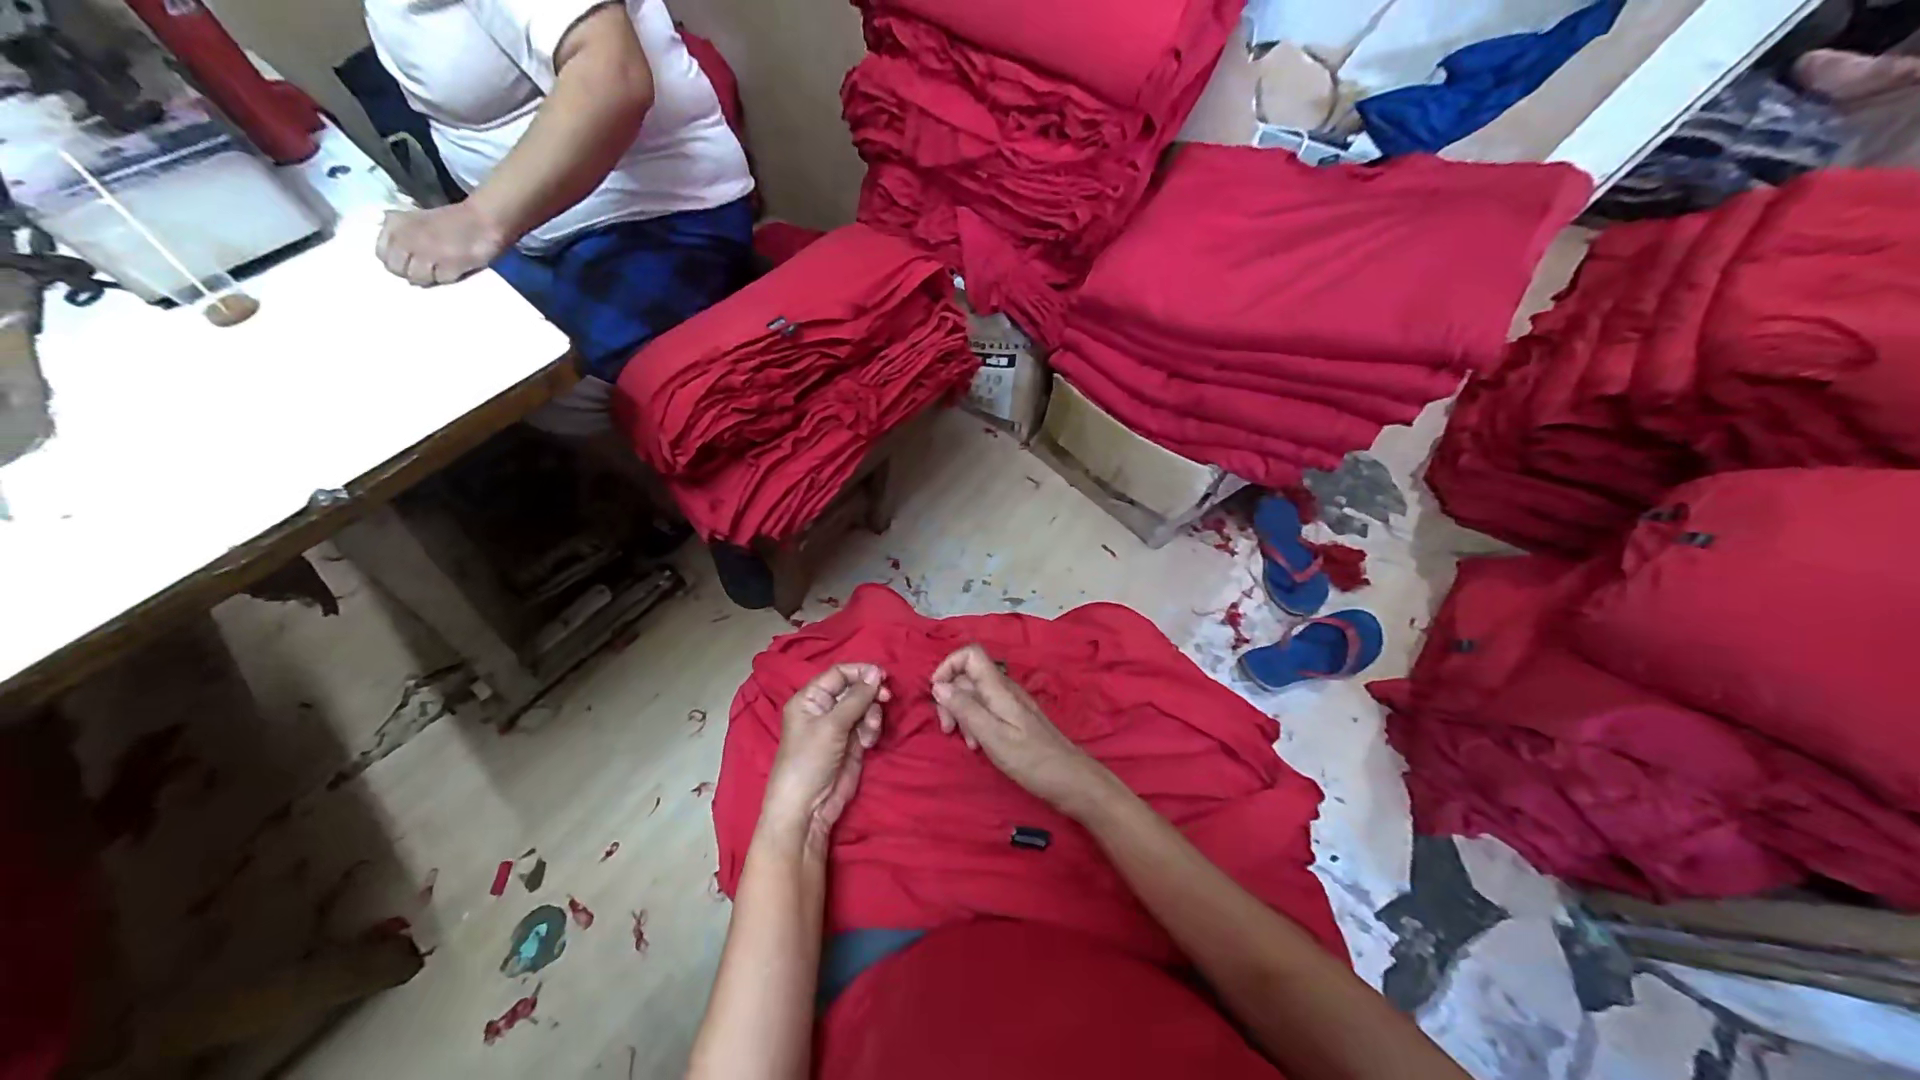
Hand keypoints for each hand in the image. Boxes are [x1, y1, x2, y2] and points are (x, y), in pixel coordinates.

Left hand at [375, 202, 511, 286]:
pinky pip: (440, 280)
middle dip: (408, 272)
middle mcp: (407, 239)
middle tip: (424, 270)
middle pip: (397, 269)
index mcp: (396, 225)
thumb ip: (403, 232)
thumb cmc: (453, 219)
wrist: (483, 220)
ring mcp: (427, 254)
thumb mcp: (417, 219)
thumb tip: (396, 251)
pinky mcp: (448, 265)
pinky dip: (446, 278)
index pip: (382, 253)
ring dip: (428, 278)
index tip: (408, 261)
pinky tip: (453, 270)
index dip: (395, 260)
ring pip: (417, 277)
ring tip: (438, 271)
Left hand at [761, 664, 889, 852]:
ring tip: (869, 731)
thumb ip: (856, 697)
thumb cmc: (810, 760)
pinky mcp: (851, 744)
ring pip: (864, 708)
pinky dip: (871, 730)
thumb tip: (876, 671)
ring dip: (872, 715)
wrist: (807, 808)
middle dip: (869, 694)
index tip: (882, 675)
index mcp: (809, 698)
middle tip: (886, 698)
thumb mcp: (832, 725)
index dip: (860, 672)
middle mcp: (823, 709)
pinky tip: (868, 743)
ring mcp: (838, 727)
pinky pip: (867, 726)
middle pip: (854, 689)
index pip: (838, 674)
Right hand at [930, 645, 1110, 815]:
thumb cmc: (1032, 761)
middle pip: (968, 676)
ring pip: (975, 694)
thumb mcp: (993, 736)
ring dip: (962, 714)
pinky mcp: (1015, 718)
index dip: (948, 666)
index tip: (936, 693)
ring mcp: (1011, 703)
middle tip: (948, 729)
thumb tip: (939, 685)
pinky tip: (978, 745)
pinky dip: (975, 723)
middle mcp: (1005, 689)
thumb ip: (966, 709)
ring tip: (967, 743)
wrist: (1072, 780)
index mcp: (999, 689)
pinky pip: (987, 710)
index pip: (970, 654)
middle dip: (950, 698)